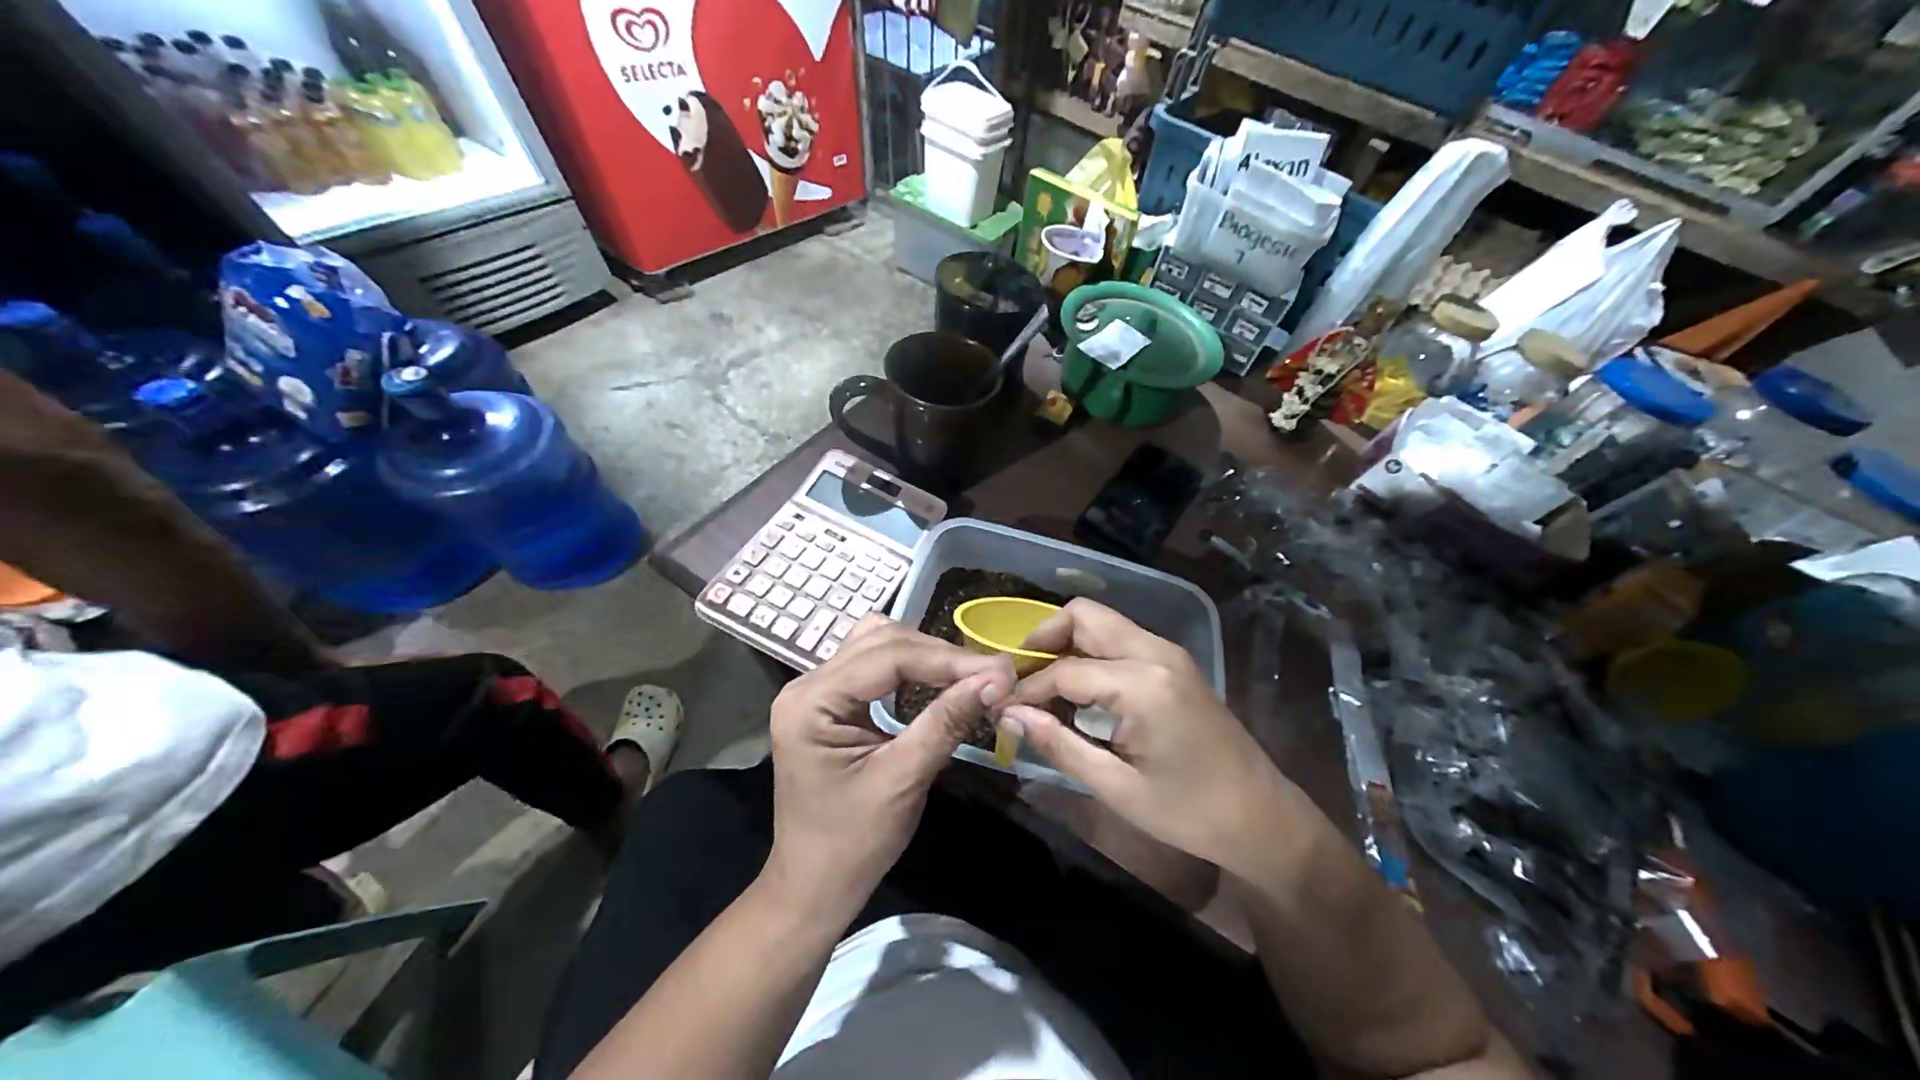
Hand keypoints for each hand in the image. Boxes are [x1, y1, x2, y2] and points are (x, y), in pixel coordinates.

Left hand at [764, 616, 1014, 918]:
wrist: (814, 885)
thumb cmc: (853, 842)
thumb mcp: (903, 780)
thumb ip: (946, 722)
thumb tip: (996, 680)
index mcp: (811, 701)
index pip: (888, 657)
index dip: (948, 659)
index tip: (1001, 670)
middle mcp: (806, 684)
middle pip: (882, 641)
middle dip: (939, 654)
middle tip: (992, 675)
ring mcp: (814, 691)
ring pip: (877, 644)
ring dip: (924, 654)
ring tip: (968, 674)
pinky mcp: (829, 702)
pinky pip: (871, 665)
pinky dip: (908, 666)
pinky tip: (936, 679)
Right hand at [997, 599, 1291, 874]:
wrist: (1261, 816)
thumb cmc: (1189, 811)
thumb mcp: (1117, 787)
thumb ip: (1060, 744)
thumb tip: (1010, 716)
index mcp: (1143, 684)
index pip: (1065, 669)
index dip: (1027, 688)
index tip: (1001, 708)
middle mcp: (1156, 653)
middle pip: (1084, 616)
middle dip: (1043, 639)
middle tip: (1018, 677)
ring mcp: (1168, 653)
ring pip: (1102, 622)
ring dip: (1066, 642)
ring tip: (1041, 683)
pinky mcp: (1174, 663)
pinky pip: (1120, 639)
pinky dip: (1090, 651)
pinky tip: (1077, 688)